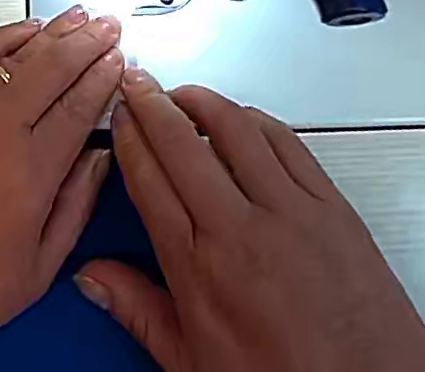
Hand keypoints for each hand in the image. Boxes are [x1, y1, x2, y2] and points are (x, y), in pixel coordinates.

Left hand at [0, 6, 124, 371]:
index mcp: (32, 171)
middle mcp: (0, 128)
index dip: (104, 79)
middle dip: (88, 43)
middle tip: (110, 25)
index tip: (120, 61)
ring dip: (56, 32)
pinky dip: (5, 35)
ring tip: (81, 15)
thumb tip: (99, 159)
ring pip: (21, 54)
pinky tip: (27, 27)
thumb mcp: (34, 271)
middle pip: (56, 68)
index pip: (80, 107)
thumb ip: (74, 207)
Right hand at [75, 74, 424, 371]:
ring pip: (233, 128)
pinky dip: (255, 119)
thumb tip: (91, 279)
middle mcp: (241, 231)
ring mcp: (291, 214)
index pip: (147, 177)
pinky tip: (241, 118)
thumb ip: (137, 309)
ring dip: (200, 99)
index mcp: (200, 268)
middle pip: (180, 140)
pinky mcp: (333, 208)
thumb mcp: (194, 364)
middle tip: (136, 82)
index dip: (127, 136)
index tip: (119, 117)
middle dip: (150, 101)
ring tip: (182, 92)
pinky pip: (286, 142)